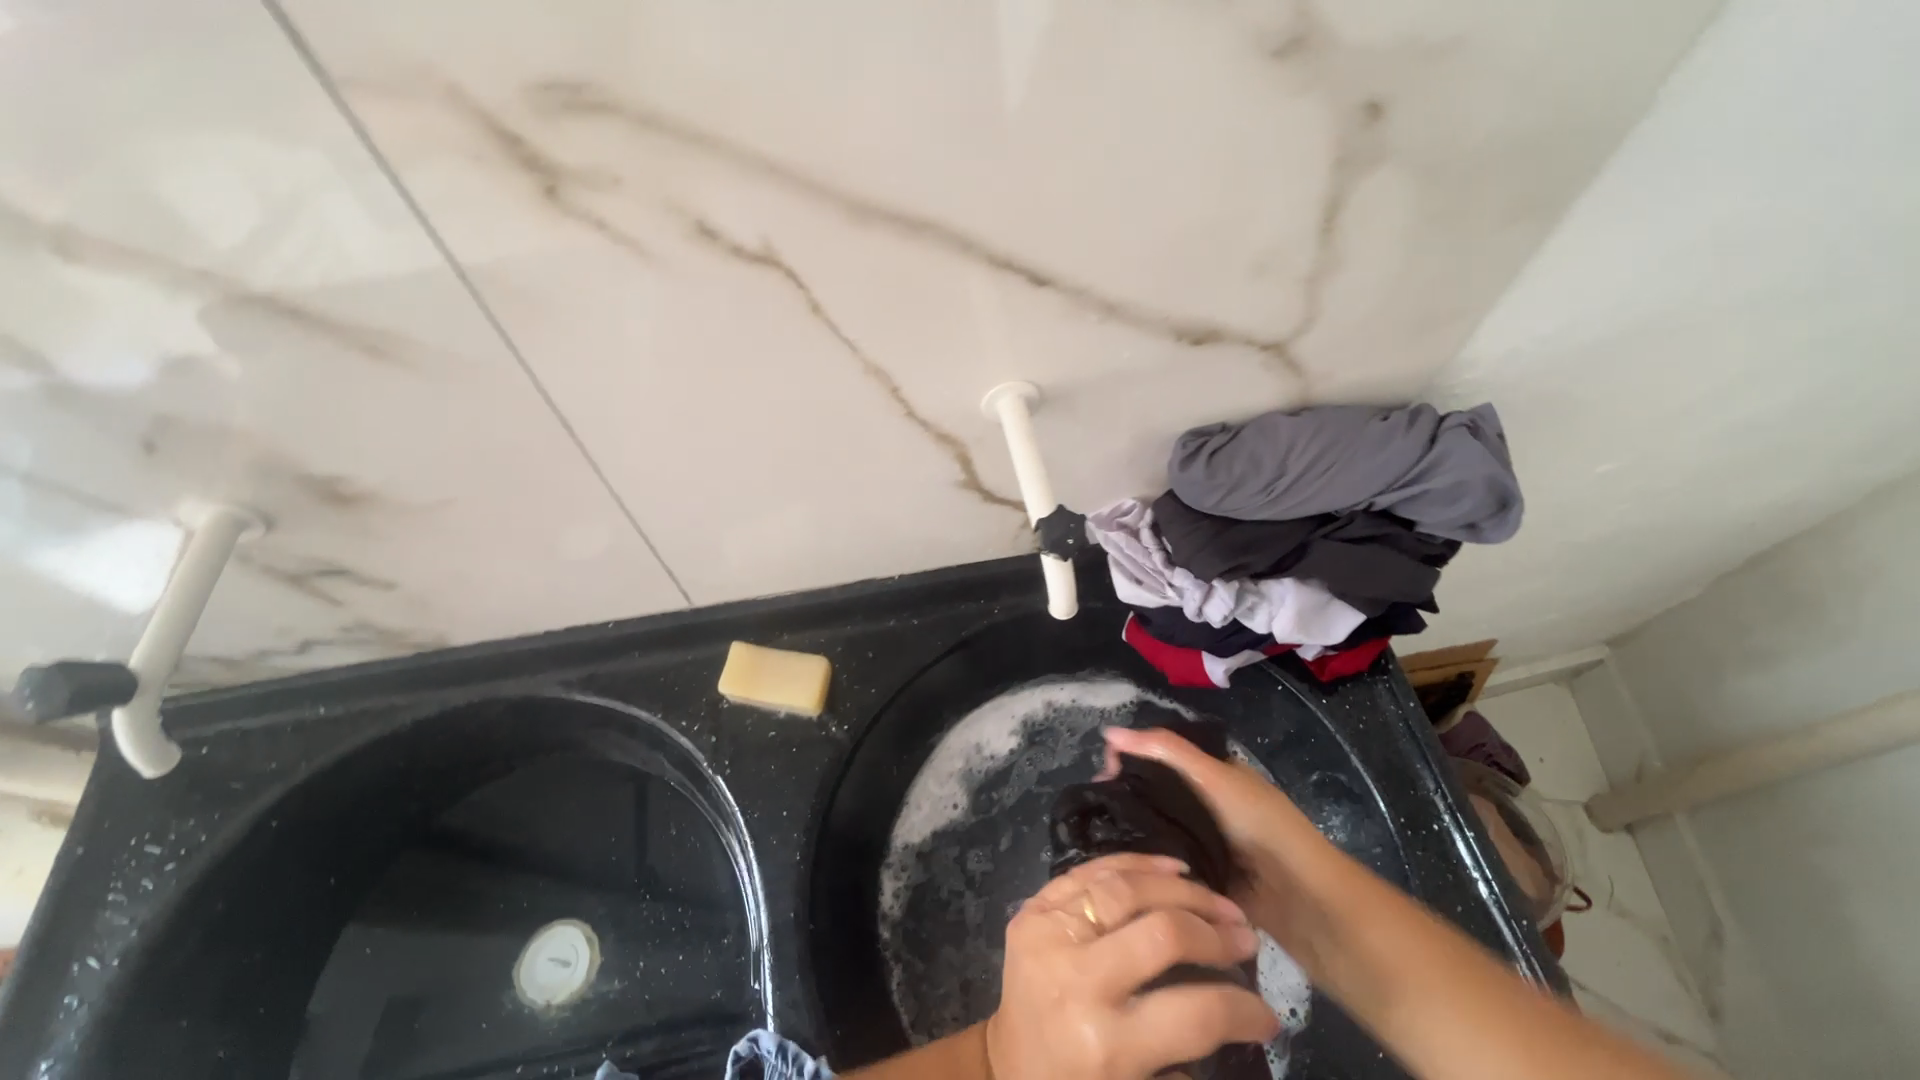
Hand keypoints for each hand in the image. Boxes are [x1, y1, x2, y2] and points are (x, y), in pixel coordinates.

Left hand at [984, 853, 1279, 1079]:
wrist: (1008, 1065)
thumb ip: (1186, 1049)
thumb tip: (1246, 1008)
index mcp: (1104, 1044)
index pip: (1195, 1014)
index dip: (1242, 1009)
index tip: (1267, 1012)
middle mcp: (1076, 982)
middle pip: (1161, 934)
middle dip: (1214, 934)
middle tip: (1247, 939)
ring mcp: (1048, 936)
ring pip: (1125, 890)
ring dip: (1184, 891)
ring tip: (1221, 903)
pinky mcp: (1031, 911)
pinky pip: (1090, 872)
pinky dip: (1136, 864)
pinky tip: (1175, 869)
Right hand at [1098, 728, 1341, 961]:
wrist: (1297, 896)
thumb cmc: (1260, 825)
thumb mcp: (1214, 777)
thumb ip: (1166, 751)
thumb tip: (1110, 733)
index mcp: (1210, 773)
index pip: (1159, 756)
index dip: (1130, 757)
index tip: (1103, 771)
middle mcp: (1201, 803)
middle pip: (1151, 791)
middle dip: (1124, 793)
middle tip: (1096, 802)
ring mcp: (1196, 840)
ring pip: (1152, 826)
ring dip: (1129, 827)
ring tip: (1097, 830)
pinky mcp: (1192, 874)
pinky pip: (1159, 860)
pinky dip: (1141, 858)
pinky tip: (1115, 859)